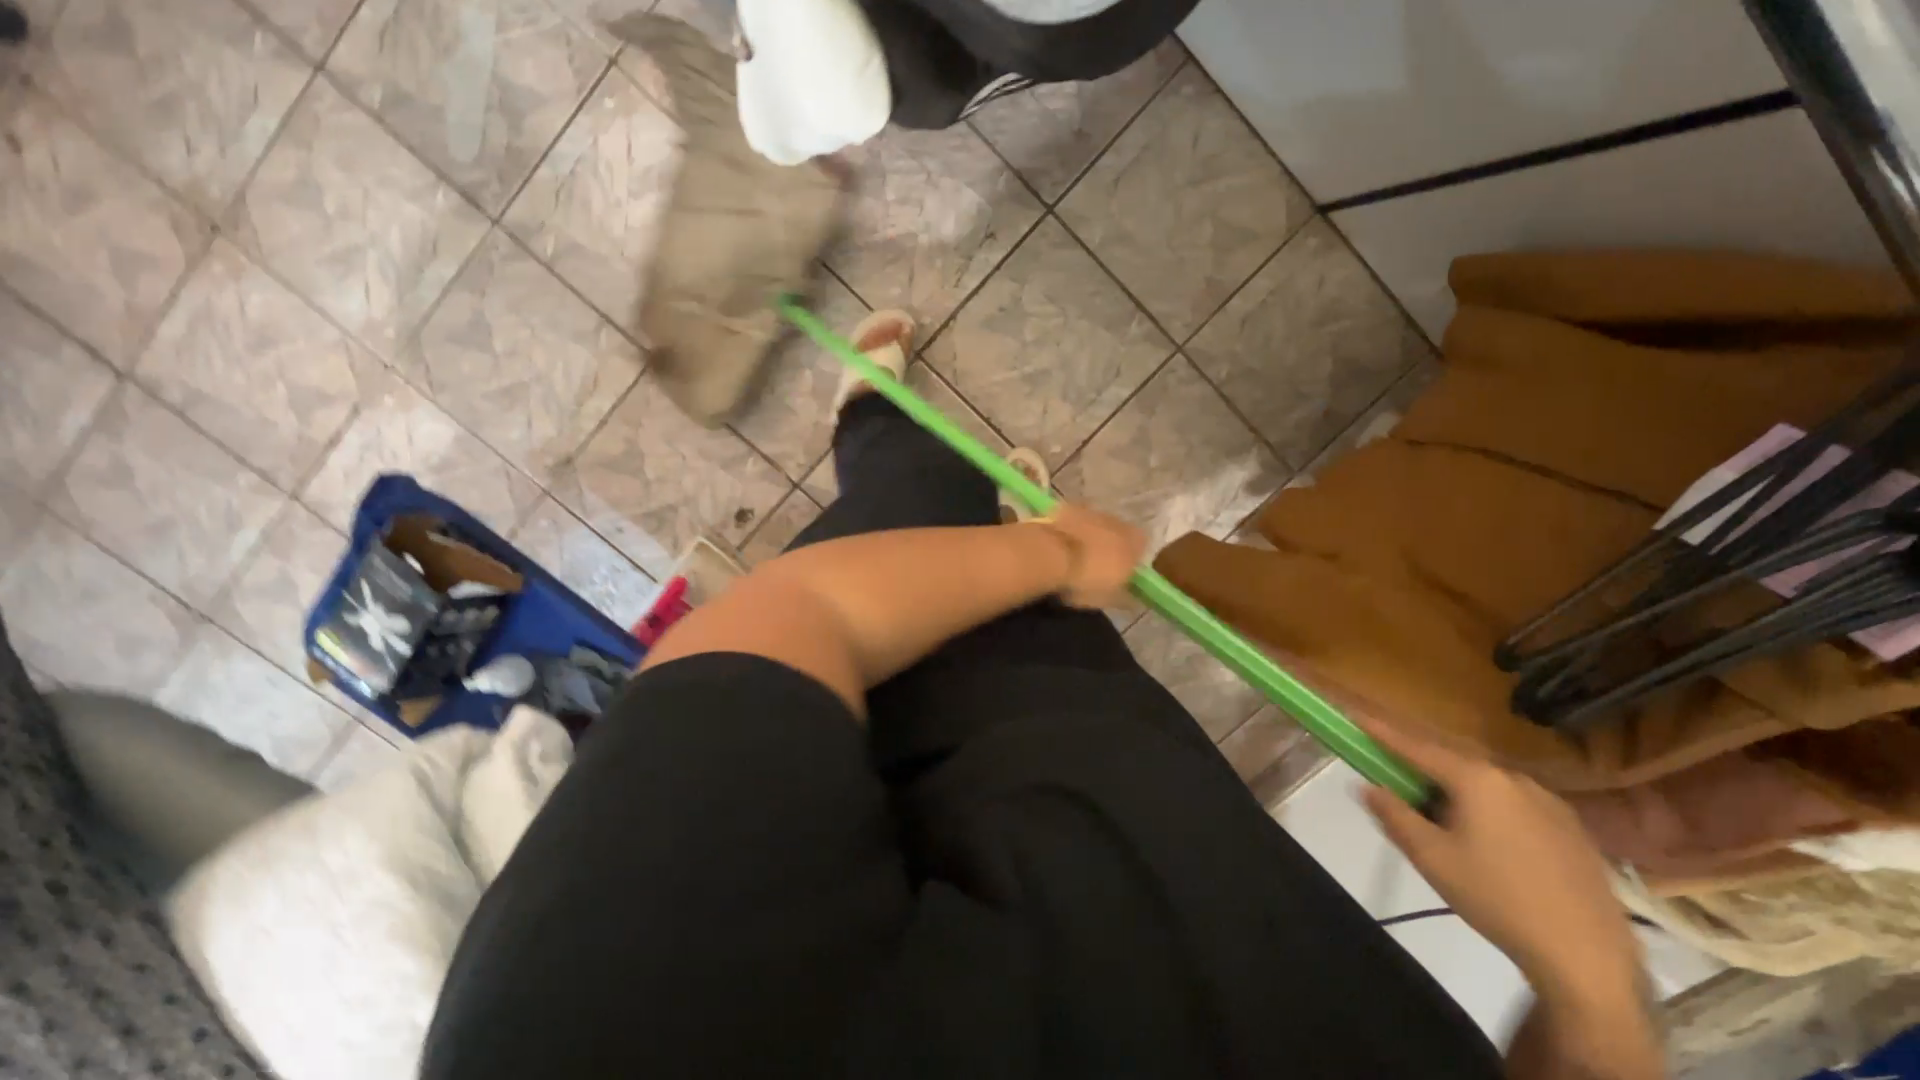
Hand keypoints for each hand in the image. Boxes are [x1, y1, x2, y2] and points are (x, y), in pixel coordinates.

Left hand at [1039, 505, 1145, 609]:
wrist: (1050, 554)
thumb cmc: (1087, 580)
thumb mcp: (1109, 599)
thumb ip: (1124, 597)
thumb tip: (1131, 599)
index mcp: (1136, 542)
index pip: (1141, 548)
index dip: (1130, 561)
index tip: (1118, 575)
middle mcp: (1118, 521)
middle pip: (1117, 534)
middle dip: (1108, 547)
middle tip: (1092, 568)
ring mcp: (1091, 511)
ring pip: (1094, 525)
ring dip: (1087, 538)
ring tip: (1071, 559)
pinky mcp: (1066, 508)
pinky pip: (1072, 521)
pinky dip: (1067, 532)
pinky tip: (1056, 548)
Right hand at [1358, 719, 1641, 1001]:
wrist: (1584, 949)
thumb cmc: (1495, 898)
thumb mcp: (1432, 859)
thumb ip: (1395, 816)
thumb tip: (1367, 785)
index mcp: (1476, 779)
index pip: (1416, 747)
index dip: (1382, 732)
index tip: (1354, 716)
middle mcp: (1512, 777)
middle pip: (1452, 764)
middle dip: (1420, 772)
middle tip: (1396, 790)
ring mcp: (1547, 800)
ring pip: (1485, 787)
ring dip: (1456, 796)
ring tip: (1445, 832)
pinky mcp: (1570, 826)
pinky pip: (1514, 805)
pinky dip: (1489, 813)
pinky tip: (1491, 849)